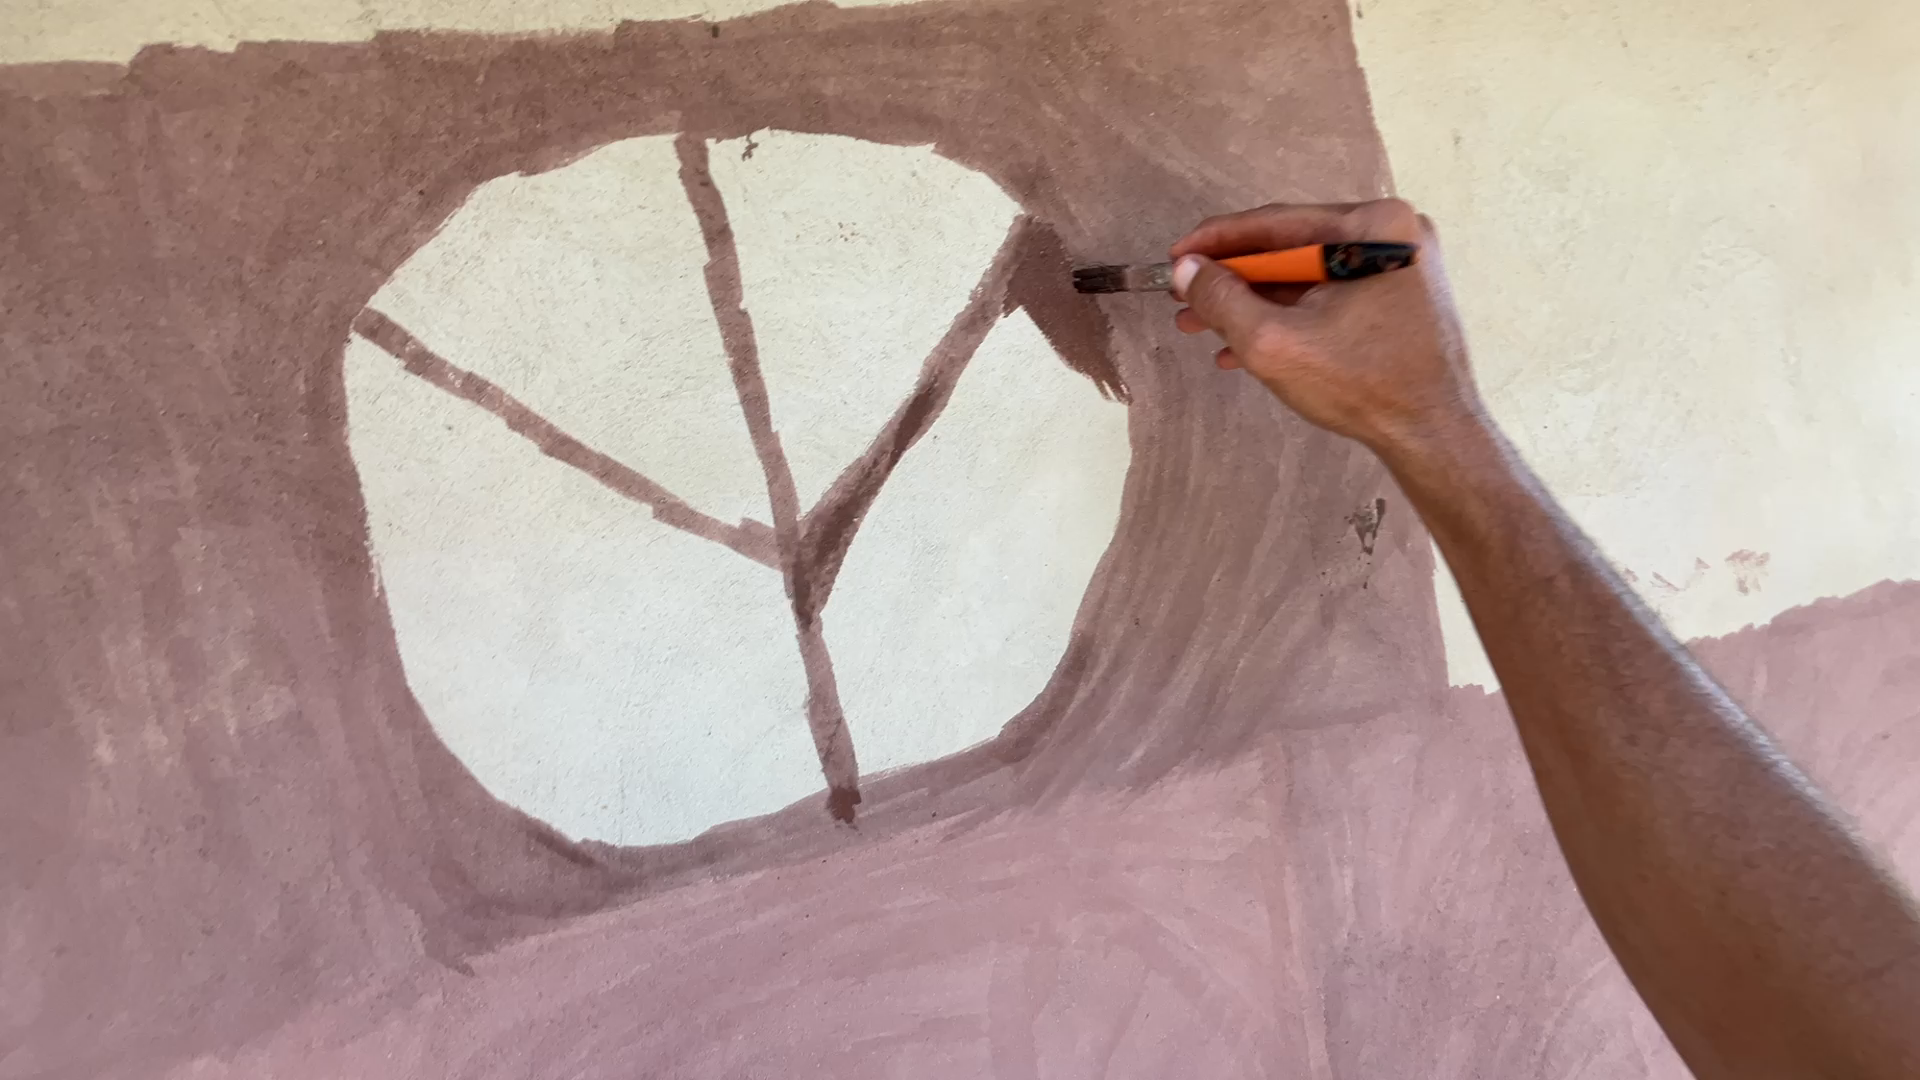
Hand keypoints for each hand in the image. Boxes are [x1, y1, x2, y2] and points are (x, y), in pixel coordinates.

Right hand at [1169, 199, 1484, 461]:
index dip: (1215, 241)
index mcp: (1371, 226)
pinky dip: (1281, 318)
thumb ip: (1222, 300)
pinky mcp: (1392, 300)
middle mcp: (1389, 234)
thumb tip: (1185, 269)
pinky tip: (1240, 347)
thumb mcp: (1272, 341)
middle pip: (1287, 250)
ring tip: (1198, 327)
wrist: (1428, 431)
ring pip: (1301, 278)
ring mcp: (1394, 267)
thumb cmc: (1356, 383)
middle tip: (1182, 300)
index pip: (1274, 223)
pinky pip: (1323, 298)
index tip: (1174, 257)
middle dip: (1229, 280)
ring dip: (1248, 304)